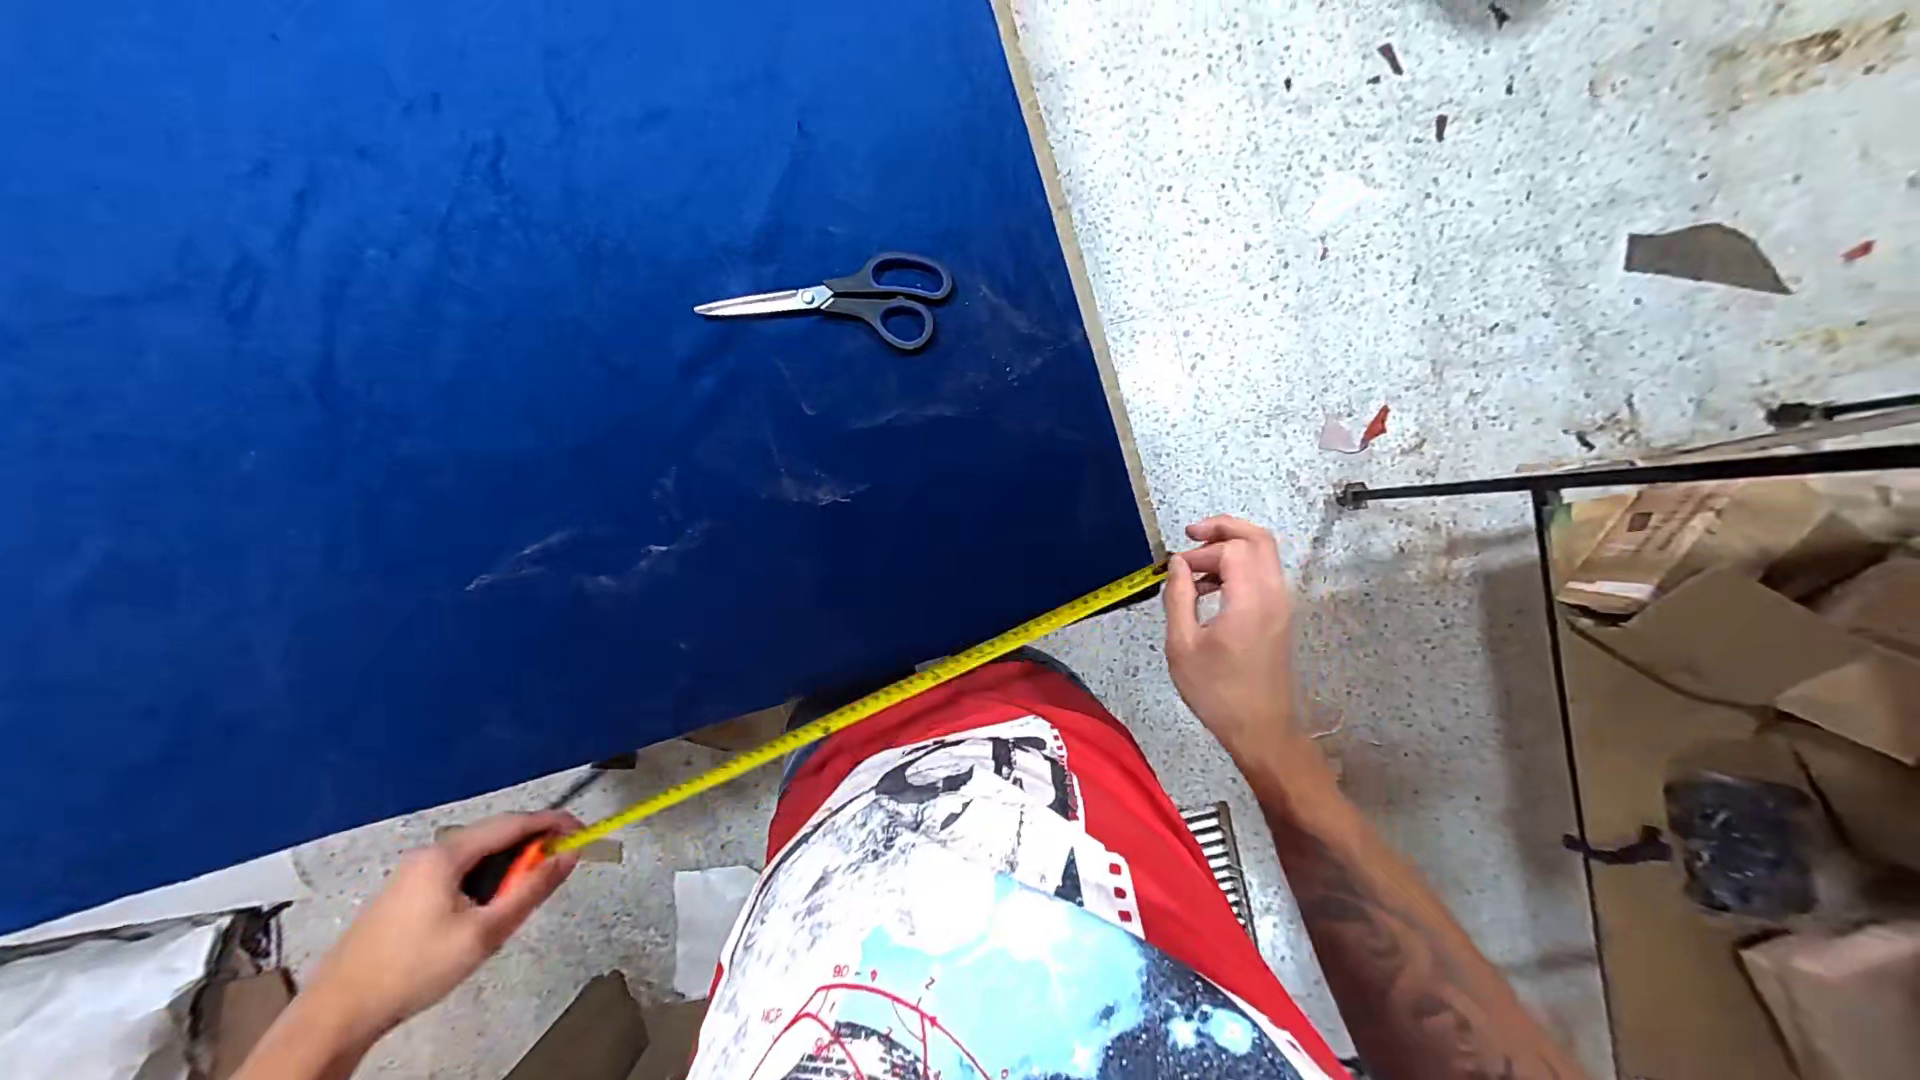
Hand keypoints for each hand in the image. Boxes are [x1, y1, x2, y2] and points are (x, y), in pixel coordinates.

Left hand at [301, 811, 581, 1042]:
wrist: (335, 1016)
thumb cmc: (414, 970)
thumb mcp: (486, 932)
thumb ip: (532, 890)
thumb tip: (570, 855)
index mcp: (447, 855)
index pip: (515, 823)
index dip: (554, 823)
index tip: (584, 830)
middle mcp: (429, 853)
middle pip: (496, 834)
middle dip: (534, 844)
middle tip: (561, 863)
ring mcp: (413, 873)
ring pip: (478, 854)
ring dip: (510, 863)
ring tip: (527, 890)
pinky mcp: (404, 893)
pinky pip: (460, 870)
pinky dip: (487, 876)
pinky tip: (491, 904)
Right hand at [1162, 516, 1308, 770]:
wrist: (1261, 729)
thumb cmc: (1216, 691)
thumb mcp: (1182, 645)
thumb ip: (1178, 597)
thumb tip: (1177, 564)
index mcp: (1250, 600)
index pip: (1232, 549)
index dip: (1200, 551)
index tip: (1175, 568)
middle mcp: (1274, 594)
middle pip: (1258, 538)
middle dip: (1222, 528)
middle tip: (1190, 535)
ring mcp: (1282, 604)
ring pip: (1264, 553)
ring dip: (1230, 548)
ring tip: (1194, 567)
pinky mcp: (1280, 615)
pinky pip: (1263, 573)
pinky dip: (1238, 566)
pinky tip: (1211, 587)